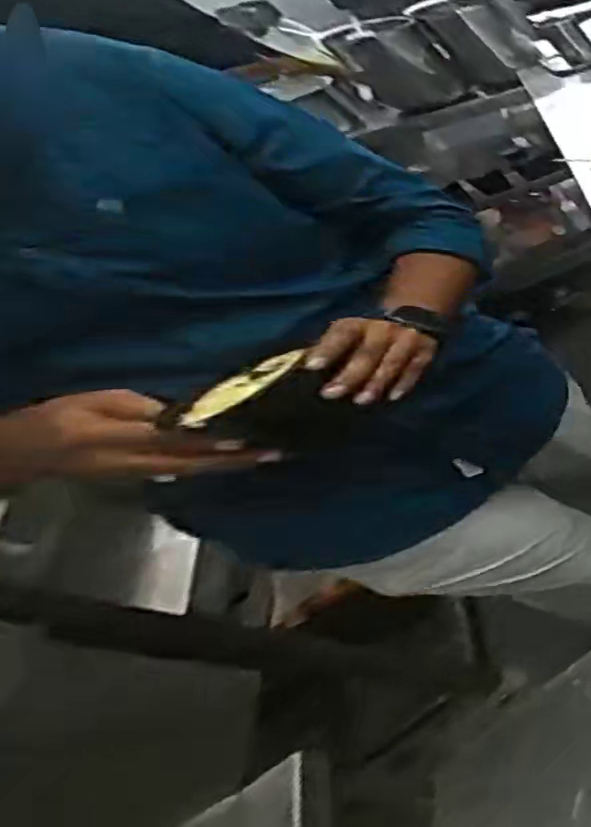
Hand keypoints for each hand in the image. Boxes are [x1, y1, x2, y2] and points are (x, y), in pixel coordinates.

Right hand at [0, 391, 278, 479]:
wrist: (15, 453)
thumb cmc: (59, 416)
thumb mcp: (101, 401)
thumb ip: (147, 408)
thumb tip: (194, 413)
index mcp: (105, 437)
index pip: (167, 439)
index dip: (207, 440)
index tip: (246, 438)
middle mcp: (121, 461)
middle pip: (186, 461)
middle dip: (232, 459)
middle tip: (274, 452)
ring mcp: (128, 475)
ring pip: (187, 471)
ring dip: (227, 466)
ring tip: (266, 457)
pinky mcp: (132, 479)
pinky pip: (178, 474)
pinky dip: (209, 468)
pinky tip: (236, 462)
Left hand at [303, 318, 438, 404]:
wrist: (413, 319)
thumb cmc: (367, 336)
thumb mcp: (346, 336)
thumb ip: (328, 350)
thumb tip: (298, 370)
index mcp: (357, 325)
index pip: (342, 335)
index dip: (328, 350)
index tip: (311, 367)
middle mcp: (384, 330)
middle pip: (368, 352)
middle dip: (351, 374)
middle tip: (332, 394)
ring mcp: (408, 339)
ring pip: (392, 361)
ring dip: (377, 382)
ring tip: (362, 400)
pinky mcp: (426, 350)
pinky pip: (416, 367)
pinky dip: (405, 382)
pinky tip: (393, 396)